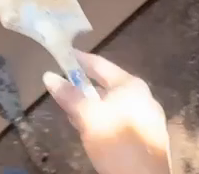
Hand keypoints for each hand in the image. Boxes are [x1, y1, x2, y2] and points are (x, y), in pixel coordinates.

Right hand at [43, 51, 170, 173]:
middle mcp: (145, 98)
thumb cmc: (115, 141)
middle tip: (66, 89)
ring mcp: (150, 121)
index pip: (100, 64)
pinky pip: (122, 122)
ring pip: (115, 106)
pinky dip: (106, 122)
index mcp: (132, 85)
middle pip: (108, 86)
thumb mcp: (87, 116)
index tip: (63, 56)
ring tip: (75, 114)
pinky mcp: (150, 141)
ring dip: (94, 108)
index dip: (79, 60)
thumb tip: (48, 76)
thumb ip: (69, 95)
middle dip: (86, 89)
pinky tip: (94, 133)